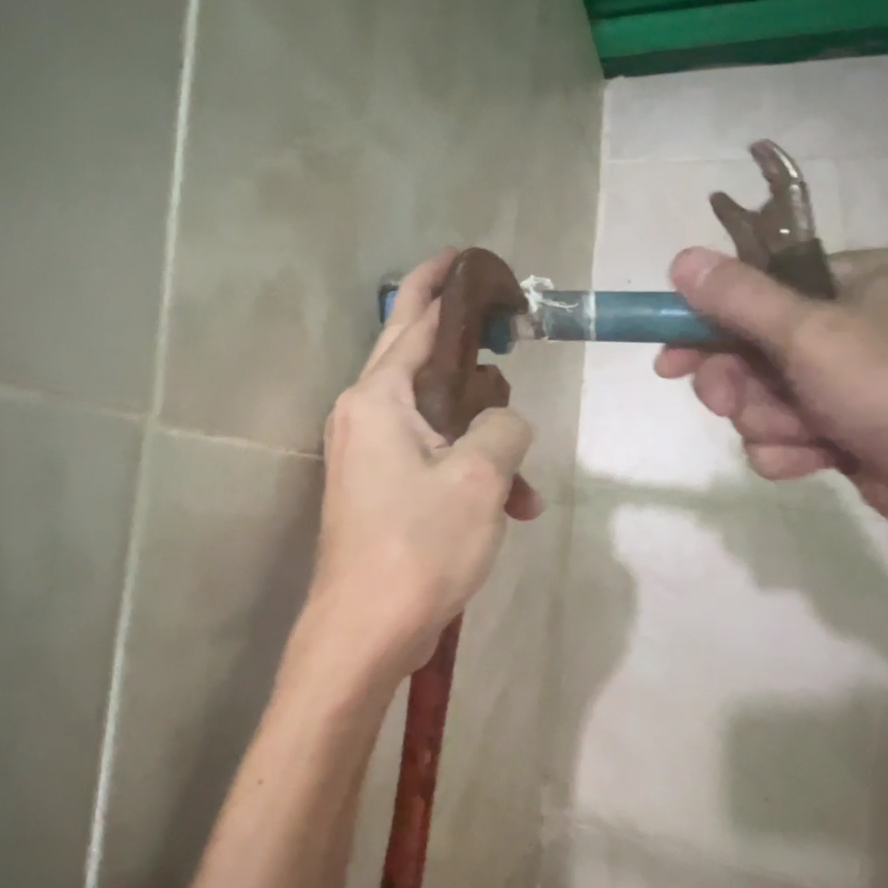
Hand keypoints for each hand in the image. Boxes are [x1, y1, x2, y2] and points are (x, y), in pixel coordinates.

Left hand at [308, 249, 542, 676]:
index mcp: (376, 398)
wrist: (365, 630)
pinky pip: (430, 461)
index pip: (412, 320)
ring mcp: (366, 456)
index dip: (440, 284)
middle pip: (416, 359)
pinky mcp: (376, 492)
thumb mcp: (481, 476)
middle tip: (506, 328)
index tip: (464, 257)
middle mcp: (362, 417)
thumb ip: (503, 427)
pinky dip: (467, 474)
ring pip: (435, 421)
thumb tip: (502, 422)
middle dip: (464, 346)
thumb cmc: (420, 546)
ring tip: (525, 483)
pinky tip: (509, 510)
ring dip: (484, 440)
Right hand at [657, 247, 887, 549]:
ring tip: (803, 434)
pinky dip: (789, 452)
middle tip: (733, 401)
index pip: (752, 290)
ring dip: (768, 422)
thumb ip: (740, 300)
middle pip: (745, 352)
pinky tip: (817, 460)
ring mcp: (842, 386)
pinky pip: (781, 439)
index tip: (668, 354)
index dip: (704, 322)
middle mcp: (843, 328)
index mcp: (847, 282)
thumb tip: (680, 259)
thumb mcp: (812, 333)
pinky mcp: (841, 435)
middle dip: (737, 384)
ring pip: (759, 402)